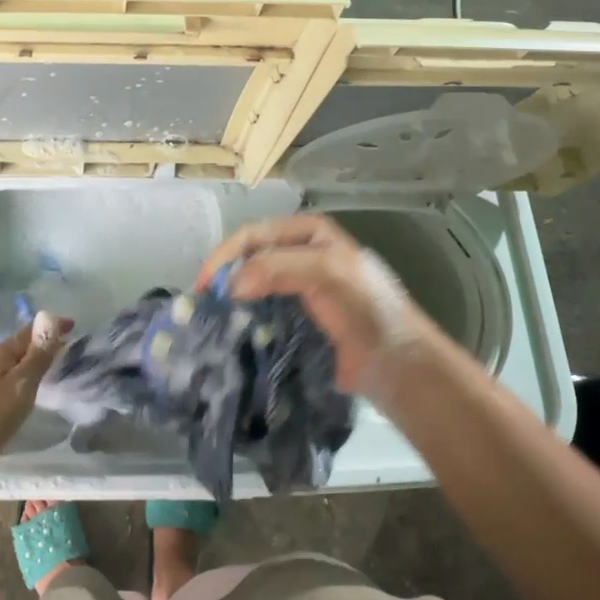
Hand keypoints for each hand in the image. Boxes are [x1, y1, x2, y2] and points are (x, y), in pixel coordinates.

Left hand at [0, 316, 70, 481]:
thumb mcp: (22, 385)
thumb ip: (38, 356)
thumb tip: (50, 322)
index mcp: (0, 353)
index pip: (30, 330)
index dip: (51, 326)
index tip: (74, 325)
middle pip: (22, 344)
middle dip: (45, 342)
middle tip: (70, 345)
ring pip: (17, 361)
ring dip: (36, 358)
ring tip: (56, 363)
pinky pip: (12, 377)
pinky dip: (27, 374)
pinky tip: (33, 386)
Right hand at [195, 213, 436, 392]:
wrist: (399, 366)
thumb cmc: (368, 310)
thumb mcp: (326, 272)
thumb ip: (277, 268)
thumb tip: (229, 285)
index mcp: (309, 232)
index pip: (254, 235)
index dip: (225, 256)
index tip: (204, 286)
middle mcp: (301, 254)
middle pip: (249, 258)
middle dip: (224, 278)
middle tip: (201, 305)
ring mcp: (299, 289)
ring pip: (253, 287)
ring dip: (231, 302)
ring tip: (209, 321)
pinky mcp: (298, 322)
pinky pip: (263, 315)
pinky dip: (244, 322)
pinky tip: (231, 334)